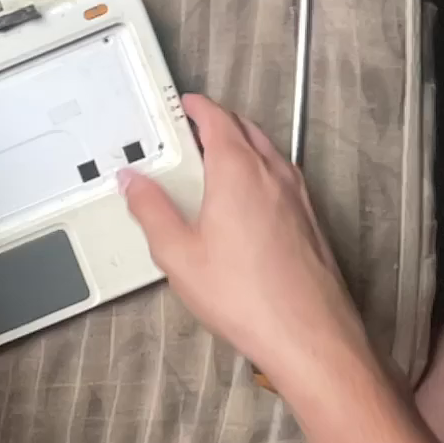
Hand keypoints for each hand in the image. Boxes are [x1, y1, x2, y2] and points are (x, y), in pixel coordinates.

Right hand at [118, 95, 374, 395]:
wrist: (310, 339)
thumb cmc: (248, 297)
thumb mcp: (177, 253)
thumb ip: (150, 210)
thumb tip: (132, 182)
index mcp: (239, 173)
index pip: (218, 120)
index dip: (197, 107)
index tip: (183, 103)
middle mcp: (274, 178)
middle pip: (246, 130)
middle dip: (217, 122)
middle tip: (190, 129)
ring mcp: (298, 200)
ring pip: (267, 153)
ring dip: (240, 144)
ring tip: (211, 160)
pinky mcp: (310, 223)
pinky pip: (280, 179)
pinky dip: (257, 171)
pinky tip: (241, 199)